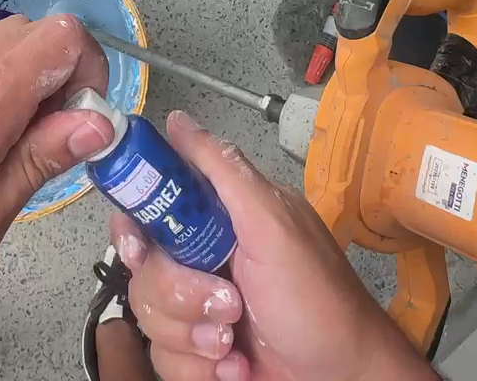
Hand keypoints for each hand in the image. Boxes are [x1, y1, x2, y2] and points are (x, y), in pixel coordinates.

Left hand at [0, 13, 115, 380]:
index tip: (86, 122)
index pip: (61, 36)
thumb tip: (100, 121)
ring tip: (21, 140)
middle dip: (66, 70)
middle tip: (58, 134)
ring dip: (32, 73)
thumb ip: (40, 162)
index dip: (89, 69)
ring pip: (6, 39)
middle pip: (38, 30)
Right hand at [110, 111, 434, 380]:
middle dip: (179, 295)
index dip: (135, 225)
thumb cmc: (317, 296)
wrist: (342, 376)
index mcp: (216, 216)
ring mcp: (197, 307)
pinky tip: (235, 365)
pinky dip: (199, 369)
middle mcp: (200, 257)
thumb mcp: (271, 222)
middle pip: (143, 268)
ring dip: (194, 337)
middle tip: (227, 303)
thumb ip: (223, 168)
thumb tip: (179, 120)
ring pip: (149, 316)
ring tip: (234, 341)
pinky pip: (165, 359)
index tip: (141, 248)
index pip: (150, 205)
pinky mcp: (197, 351)